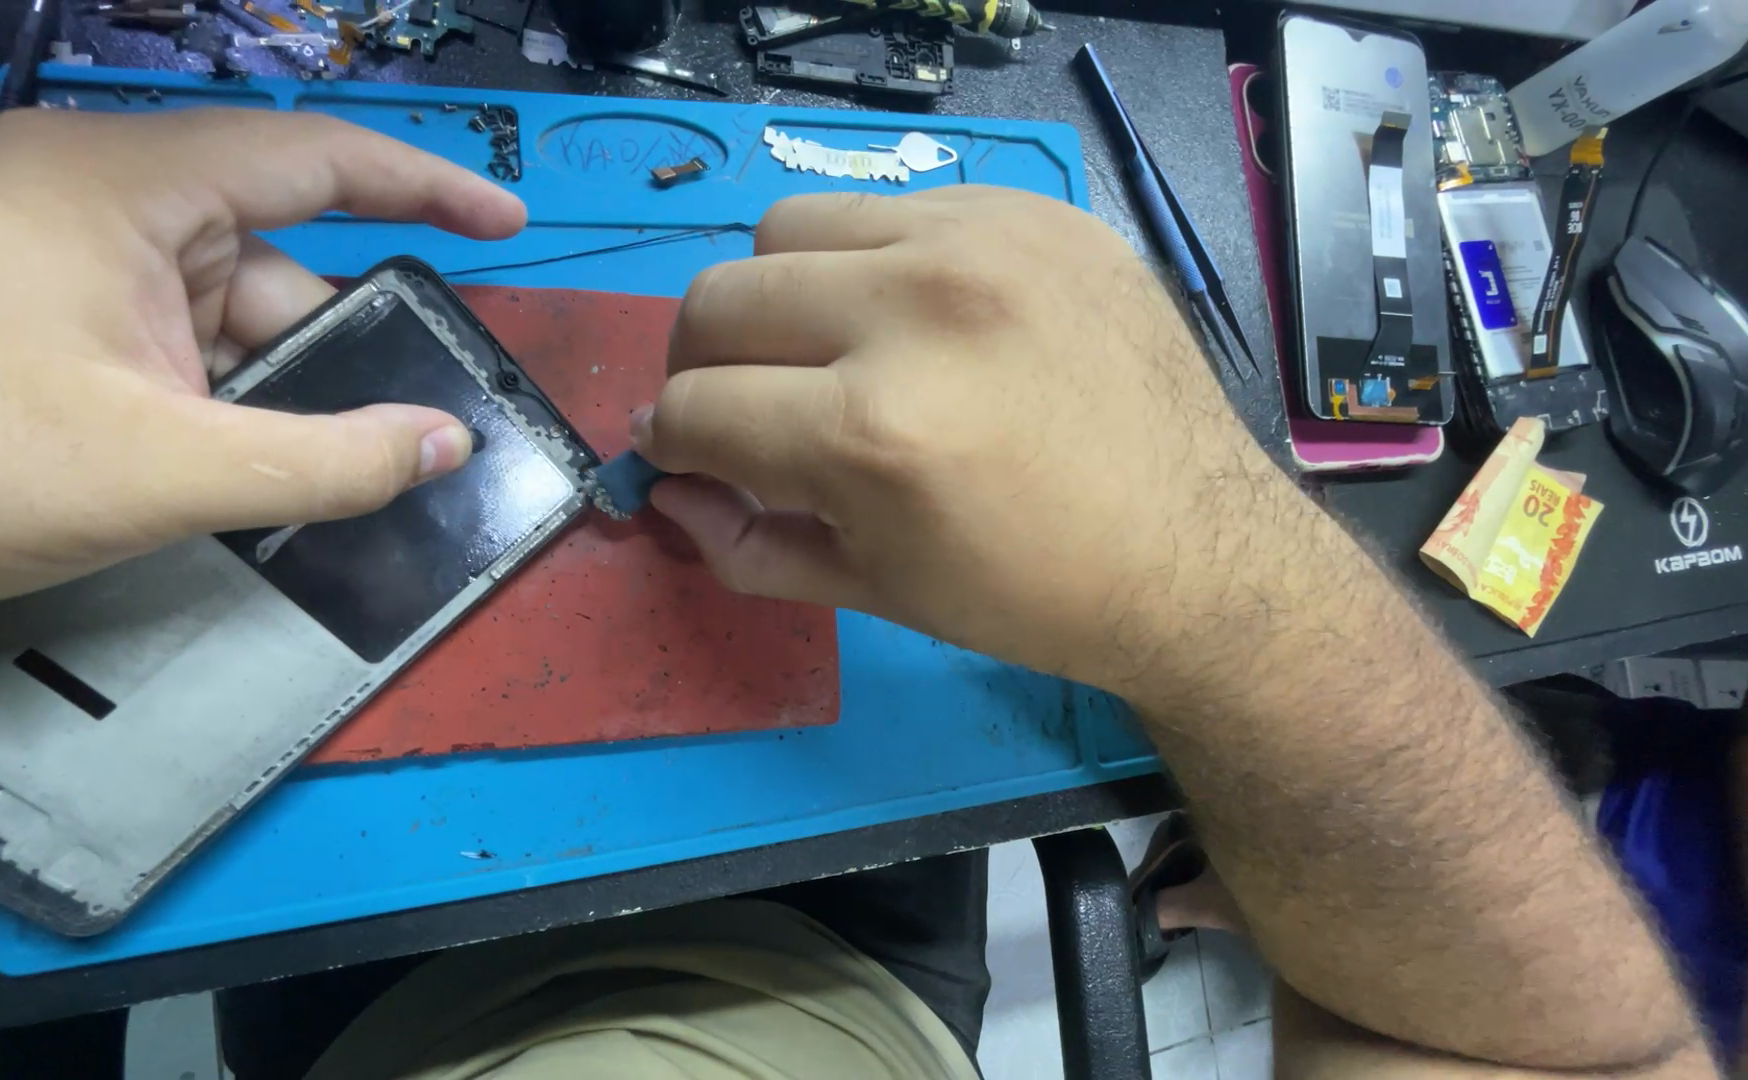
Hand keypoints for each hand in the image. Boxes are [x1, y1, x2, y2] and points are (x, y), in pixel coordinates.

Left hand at [0, 108, 523, 626]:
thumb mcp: (159, 468)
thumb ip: (328, 461)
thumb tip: (448, 444)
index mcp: (127, 189)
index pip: (317, 161)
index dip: (428, 188)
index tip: (506, 222)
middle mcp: (101, 210)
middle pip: (282, 268)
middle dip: (348, 352)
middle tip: (413, 430)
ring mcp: (68, 272)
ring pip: (236, 326)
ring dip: (288, 398)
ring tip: (324, 473)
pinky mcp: (46, 330)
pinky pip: (187, 357)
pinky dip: (236, 411)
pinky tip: (252, 472)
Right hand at [637, 186, 1297, 682]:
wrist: (1193, 558)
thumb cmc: (1024, 596)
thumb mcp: (869, 591)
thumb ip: (743, 545)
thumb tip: (667, 491)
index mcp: (872, 432)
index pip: (697, 409)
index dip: (669, 440)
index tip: (681, 452)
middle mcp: (916, 311)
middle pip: (718, 299)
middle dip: (698, 365)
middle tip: (737, 404)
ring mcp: (982, 241)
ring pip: (787, 227)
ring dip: (774, 297)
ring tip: (821, 351)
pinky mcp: (1035, 212)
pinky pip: (888, 207)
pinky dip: (863, 263)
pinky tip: (908, 320)